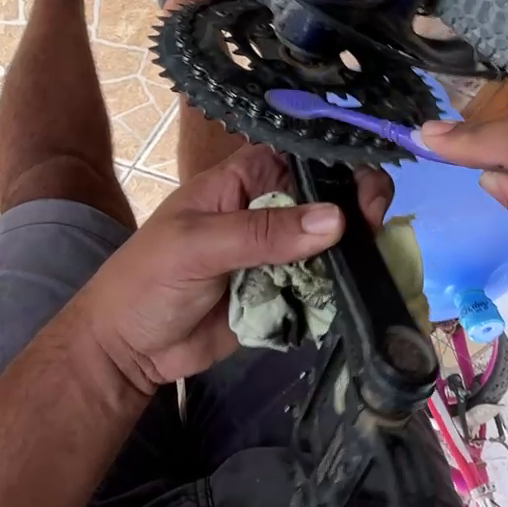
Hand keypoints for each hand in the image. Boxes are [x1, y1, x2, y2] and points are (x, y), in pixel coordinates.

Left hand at [72, 143, 392, 394]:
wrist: (129, 349)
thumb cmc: (148, 279)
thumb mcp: (198, 246)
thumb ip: (262, 233)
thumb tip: (337, 220)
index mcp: (243, 179)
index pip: (301, 157)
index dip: (339, 164)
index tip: (366, 191)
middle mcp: (268, 209)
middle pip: (327, 198)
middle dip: (358, 208)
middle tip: (375, 231)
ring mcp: (279, 253)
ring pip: (332, 243)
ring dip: (357, 252)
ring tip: (378, 265)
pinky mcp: (285, 293)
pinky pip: (324, 285)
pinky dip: (344, 290)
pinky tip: (368, 292)